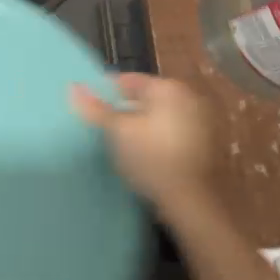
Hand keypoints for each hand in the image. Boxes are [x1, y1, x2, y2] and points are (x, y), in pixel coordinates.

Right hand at [71, 74, 215, 210]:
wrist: (191, 199)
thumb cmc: (150, 158)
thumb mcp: (116, 132)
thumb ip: (95, 108)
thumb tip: (72, 86)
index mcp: (167, 87)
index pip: (127, 80)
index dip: (105, 93)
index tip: (91, 111)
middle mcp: (188, 96)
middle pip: (146, 97)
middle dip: (125, 109)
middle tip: (105, 128)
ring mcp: (202, 119)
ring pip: (160, 114)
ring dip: (142, 124)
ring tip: (122, 143)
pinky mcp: (207, 141)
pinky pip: (173, 130)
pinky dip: (158, 136)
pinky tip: (146, 154)